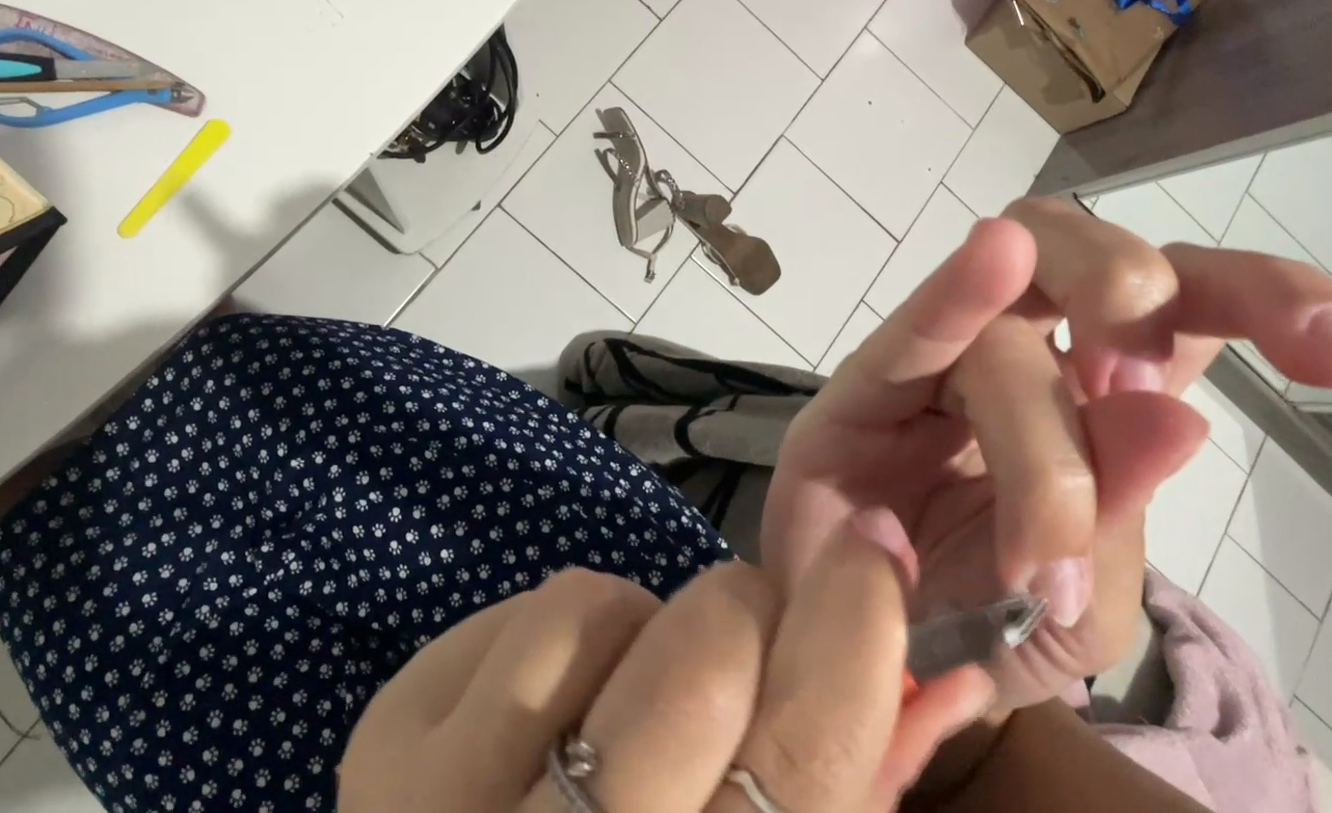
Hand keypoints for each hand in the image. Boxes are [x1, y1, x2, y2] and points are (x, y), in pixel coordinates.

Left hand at [341, 514, 995, 811]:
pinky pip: (519, 611)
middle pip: (703, 651)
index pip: (807, 744)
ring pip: (598, 607)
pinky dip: (569, 626)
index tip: (872, 544)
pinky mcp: (390, 744)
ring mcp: (458, 796)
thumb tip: (940, 670)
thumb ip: (856, 778)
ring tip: (638, 680)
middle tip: (746, 628)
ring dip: (648, 618)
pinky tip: (564, 692)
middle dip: (748, 605)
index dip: (855, 621)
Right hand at [762, 198, 1331, 716]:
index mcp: (1098, 400)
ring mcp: (938, 365)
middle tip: (1155, 380)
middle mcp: (1023, 360)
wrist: (869, 662)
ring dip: (1076, 312)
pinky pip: (912, 329)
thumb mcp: (1078, 607)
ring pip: (1016, 294)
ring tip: (1101, 391)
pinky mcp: (865, 388)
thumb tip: (1173, 418)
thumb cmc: (980, 624)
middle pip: (1095, 256)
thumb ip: (1119, 523)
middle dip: (1159, 285)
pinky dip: (957, 291)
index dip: (1268, 297)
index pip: (1188, 309)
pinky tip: (994, 253)